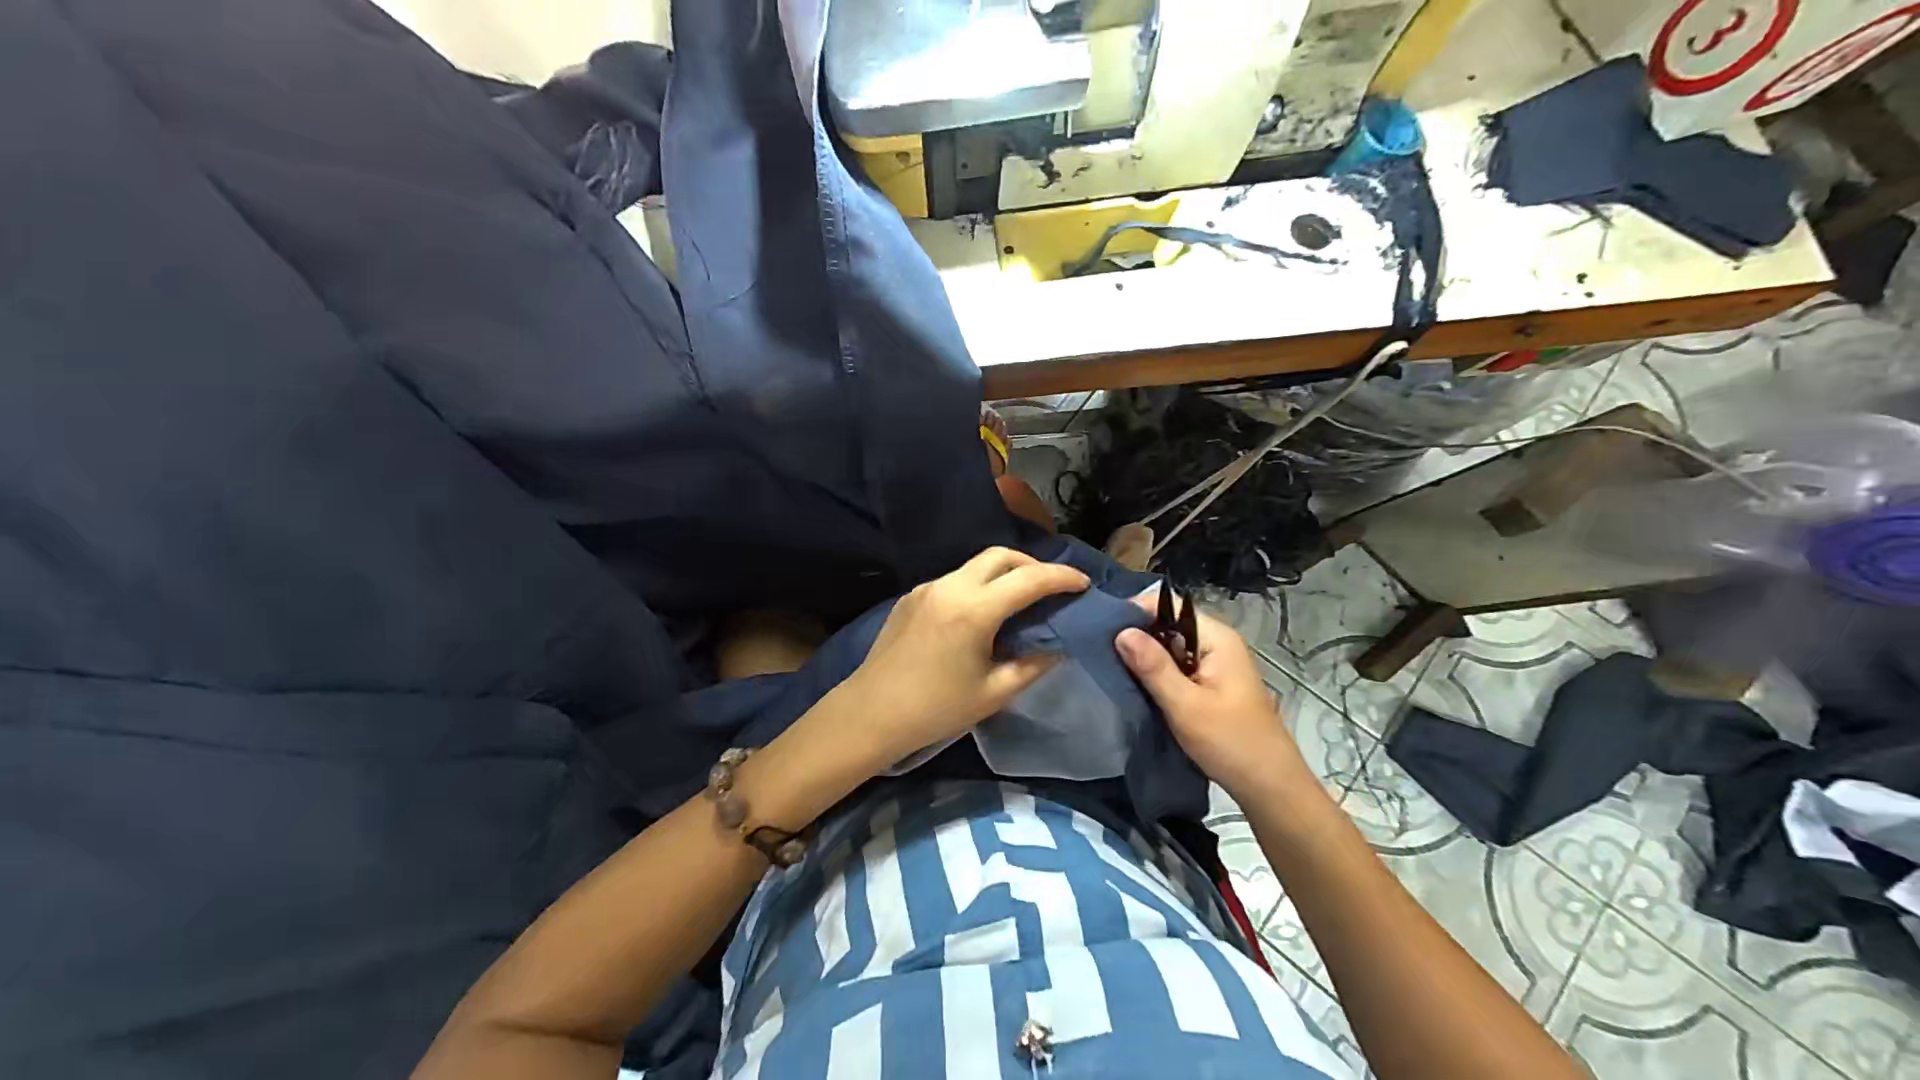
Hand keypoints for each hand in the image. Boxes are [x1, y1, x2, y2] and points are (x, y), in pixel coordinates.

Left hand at [844, 547, 1090, 765]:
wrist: (870, 713)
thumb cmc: (935, 709)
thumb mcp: (993, 693)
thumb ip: (1033, 665)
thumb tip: (1058, 646)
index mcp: (974, 610)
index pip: (1029, 579)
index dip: (1062, 577)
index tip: (1083, 584)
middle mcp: (950, 587)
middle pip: (1000, 555)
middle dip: (1033, 564)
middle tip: (1052, 588)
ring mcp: (927, 588)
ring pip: (975, 565)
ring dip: (1004, 573)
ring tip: (1020, 600)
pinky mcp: (911, 597)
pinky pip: (954, 579)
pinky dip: (978, 585)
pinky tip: (982, 614)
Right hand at [1114, 591, 1308, 800]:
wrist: (1269, 787)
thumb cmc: (1230, 742)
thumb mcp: (1185, 705)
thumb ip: (1153, 666)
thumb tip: (1122, 631)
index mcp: (1217, 639)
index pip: (1171, 606)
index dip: (1137, 612)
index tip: (1104, 627)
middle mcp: (1218, 645)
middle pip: (1170, 626)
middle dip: (1139, 636)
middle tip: (1102, 650)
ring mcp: (1216, 666)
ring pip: (1172, 649)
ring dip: (1147, 657)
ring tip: (1112, 665)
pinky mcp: (1211, 686)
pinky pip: (1178, 668)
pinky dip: (1158, 674)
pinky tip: (1136, 686)